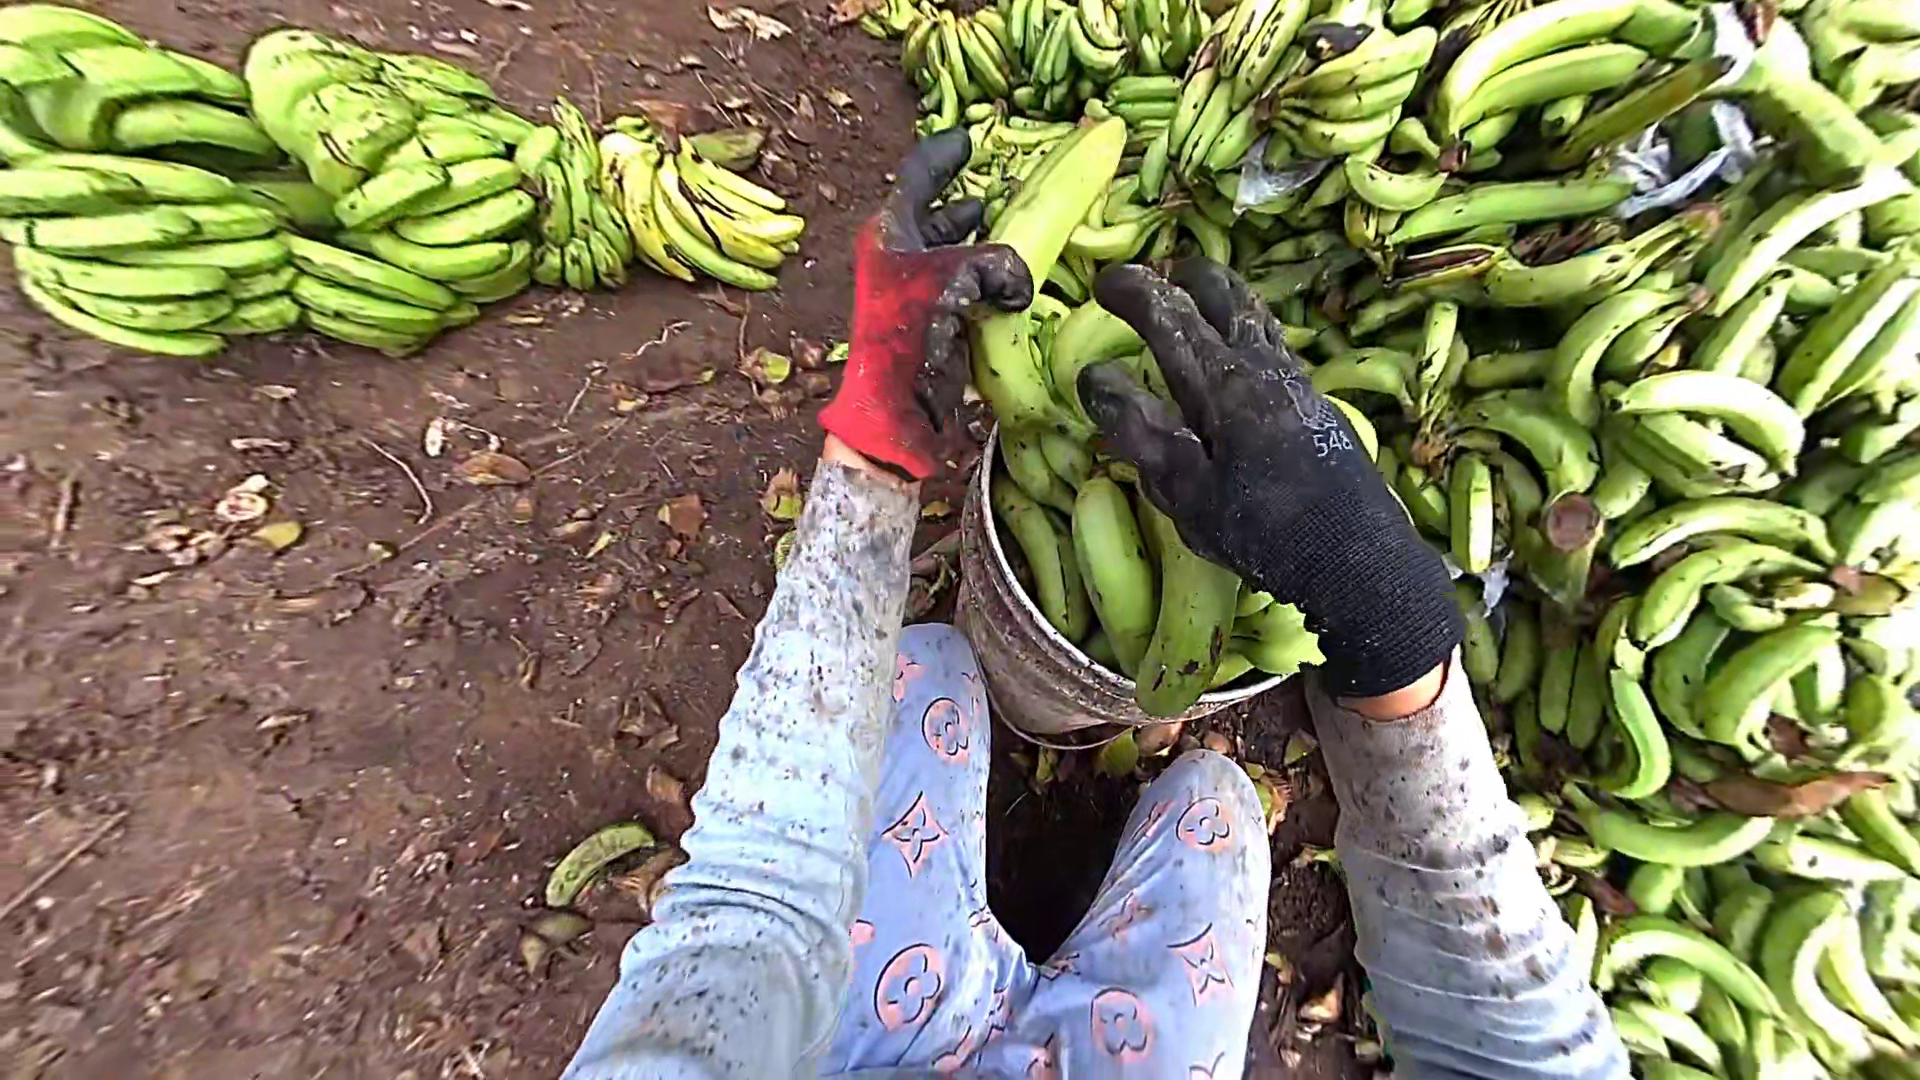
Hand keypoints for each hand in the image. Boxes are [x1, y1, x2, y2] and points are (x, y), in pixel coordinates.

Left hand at [817, 129, 1032, 478]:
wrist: (896, 411)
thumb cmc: (910, 335)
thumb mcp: (953, 275)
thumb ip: (996, 260)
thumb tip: (1019, 281)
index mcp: (890, 235)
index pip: (917, 177)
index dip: (944, 155)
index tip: (968, 141)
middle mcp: (899, 263)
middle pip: (934, 221)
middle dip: (964, 210)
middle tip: (998, 197)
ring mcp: (916, 301)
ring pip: (952, 261)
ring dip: (979, 251)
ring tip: (1010, 239)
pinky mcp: (934, 333)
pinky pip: (965, 298)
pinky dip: (987, 290)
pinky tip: (1010, 290)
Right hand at [1079, 259, 1460, 699]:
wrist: (1354, 557)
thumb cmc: (1258, 532)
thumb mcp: (1185, 494)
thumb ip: (1140, 432)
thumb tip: (1094, 378)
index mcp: (1225, 389)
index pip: (1171, 322)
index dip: (1134, 294)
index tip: (1103, 282)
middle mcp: (1262, 370)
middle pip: (1224, 301)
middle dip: (1184, 278)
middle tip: (1157, 271)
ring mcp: (1294, 382)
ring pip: (1256, 315)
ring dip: (1222, 293)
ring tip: (1199, 286)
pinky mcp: (1312, 402)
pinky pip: (1274, 340)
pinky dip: (1248, 321)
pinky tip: (1243, 340)